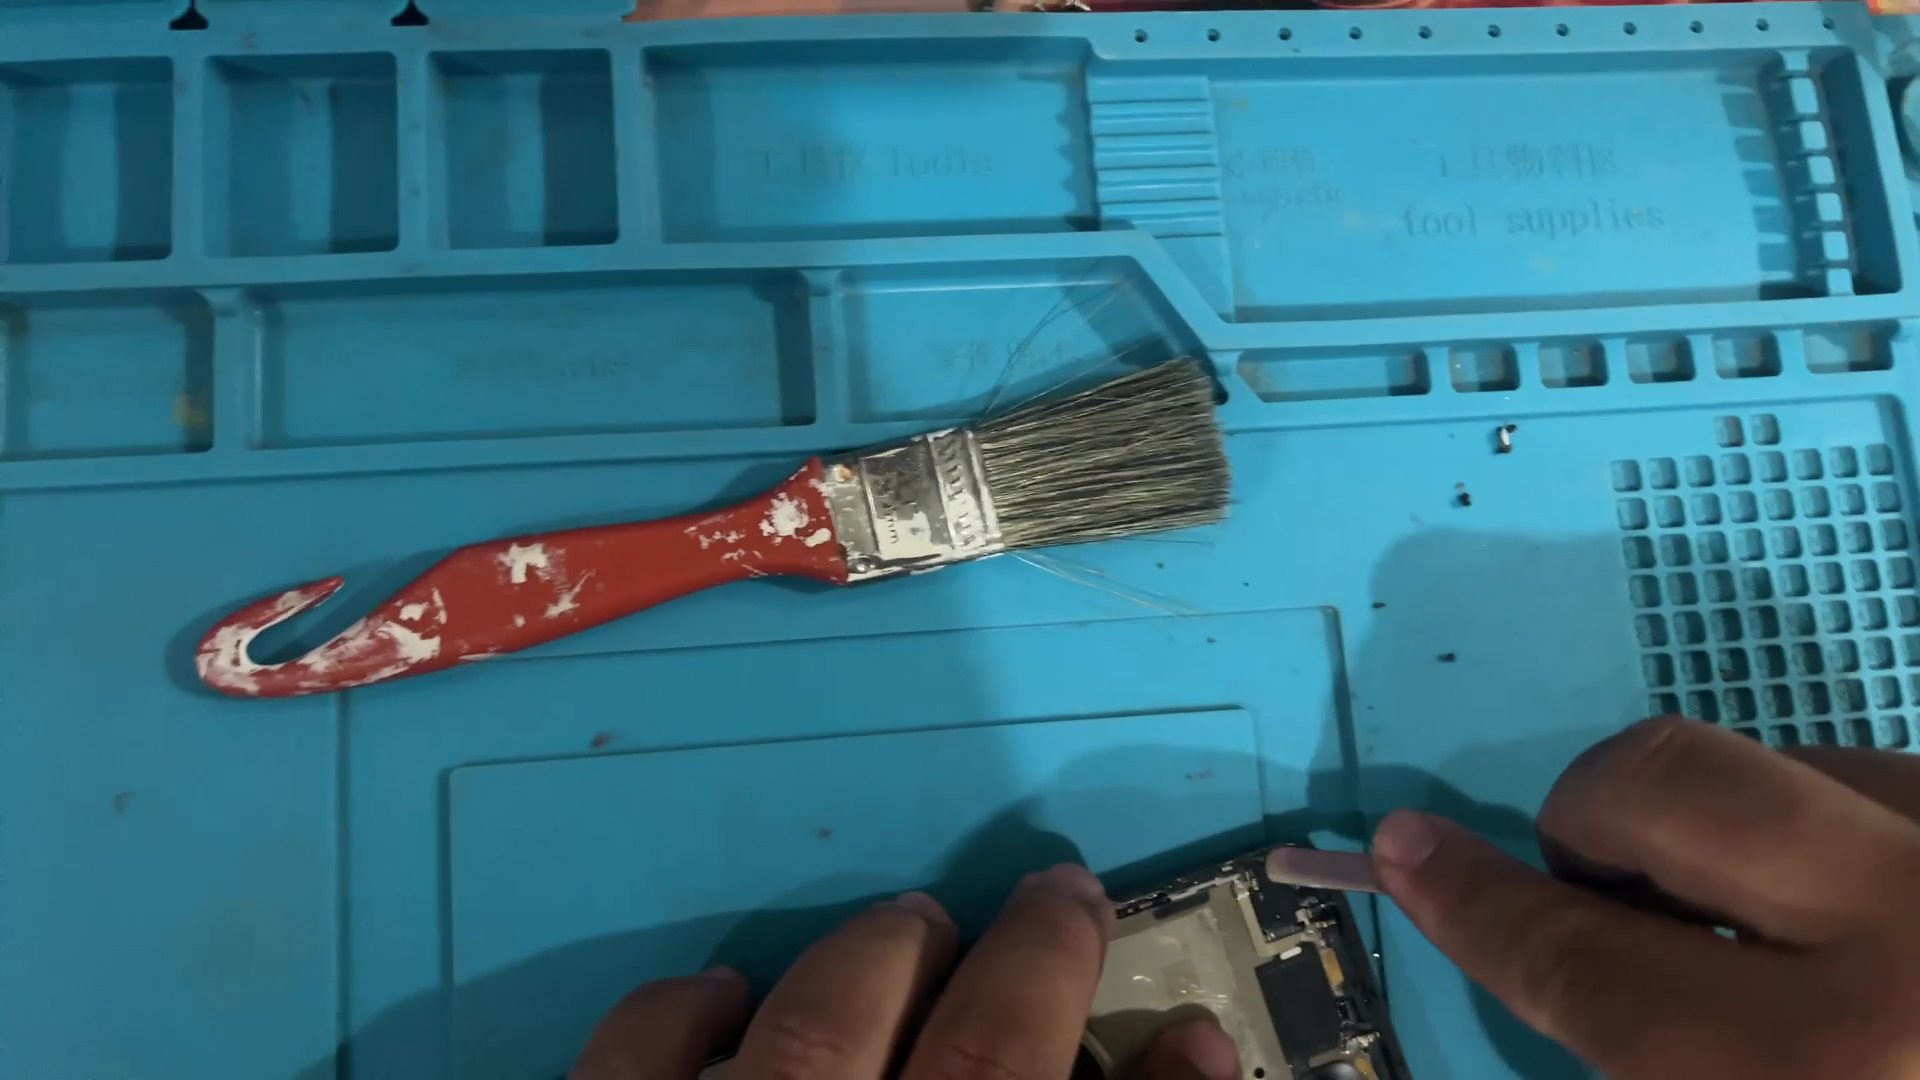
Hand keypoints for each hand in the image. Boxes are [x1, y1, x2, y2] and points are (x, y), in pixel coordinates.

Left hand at [571, 864, 1244, 1079]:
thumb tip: (1193, 1068)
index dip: (1132, 1051)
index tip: (1174, 1000)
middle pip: (972, 1058)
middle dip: (1029, 963)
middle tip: (1052, 904)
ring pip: (817, 1030)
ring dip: (878, 958)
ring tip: (912, 924)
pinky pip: (633, 1059)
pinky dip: (682, 1018)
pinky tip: (720, 1001)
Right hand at [1373, 715, 1919, 1076]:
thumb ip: (1621, 1013)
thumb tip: (1490, 901)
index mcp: (1832, 1070)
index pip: (1576, 952)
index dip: (1473, 896)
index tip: (1405, 848)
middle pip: (1662, 783)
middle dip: (1601, 818)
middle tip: (1630, 888)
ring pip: (1799, 762)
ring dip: (1762, 834)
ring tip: (1834, 932)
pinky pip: (1907, 774)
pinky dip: (1873, 831)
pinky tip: (1915, 913)